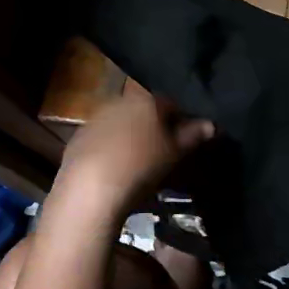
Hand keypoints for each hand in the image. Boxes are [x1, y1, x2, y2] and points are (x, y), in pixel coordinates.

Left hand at [54, 88, 213, 214]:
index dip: (183, 119)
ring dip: (133, 136)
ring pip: (123, 122)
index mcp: (147, 99)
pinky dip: (113, 147)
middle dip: (156, 126)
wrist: (90, 189)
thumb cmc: (142, 165)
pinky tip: (117, 168)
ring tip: (140, 161)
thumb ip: (194, 135)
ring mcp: (96, 117)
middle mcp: (120, 100)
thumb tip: (211, 124)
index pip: (172, 102)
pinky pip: (104, 138)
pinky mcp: (78, 137)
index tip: (189, 138)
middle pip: (145, 110)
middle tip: (165, 150)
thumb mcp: (175, 152)